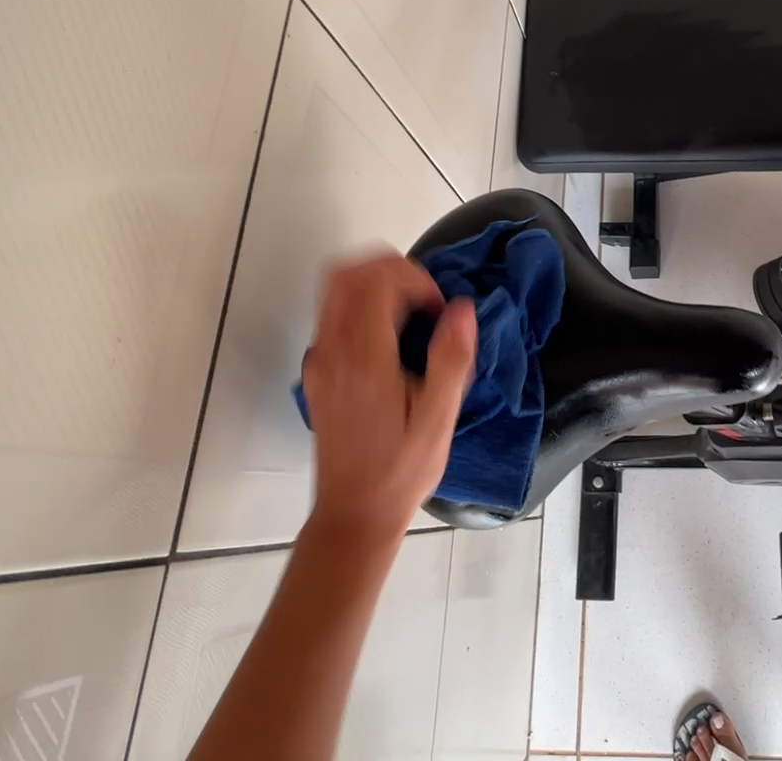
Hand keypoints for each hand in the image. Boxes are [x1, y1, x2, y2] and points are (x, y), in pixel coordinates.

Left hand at [301, 253, 477, 539]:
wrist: (355, 513)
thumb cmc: (402, 469)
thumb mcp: (439, 418)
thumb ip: (451, 358)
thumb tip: (463, 308)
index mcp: (364, 357)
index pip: (376, 281)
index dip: (414, 278)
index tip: (441, 308)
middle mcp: (333, 350)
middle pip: (347, 273)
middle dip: (391, 268)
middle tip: (426, 296)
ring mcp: (320, 360)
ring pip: (333, 289)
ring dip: (373, 282)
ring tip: (412, 308)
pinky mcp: (318, 372)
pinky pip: (332, 314)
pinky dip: (361, 303)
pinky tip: (392, 334)